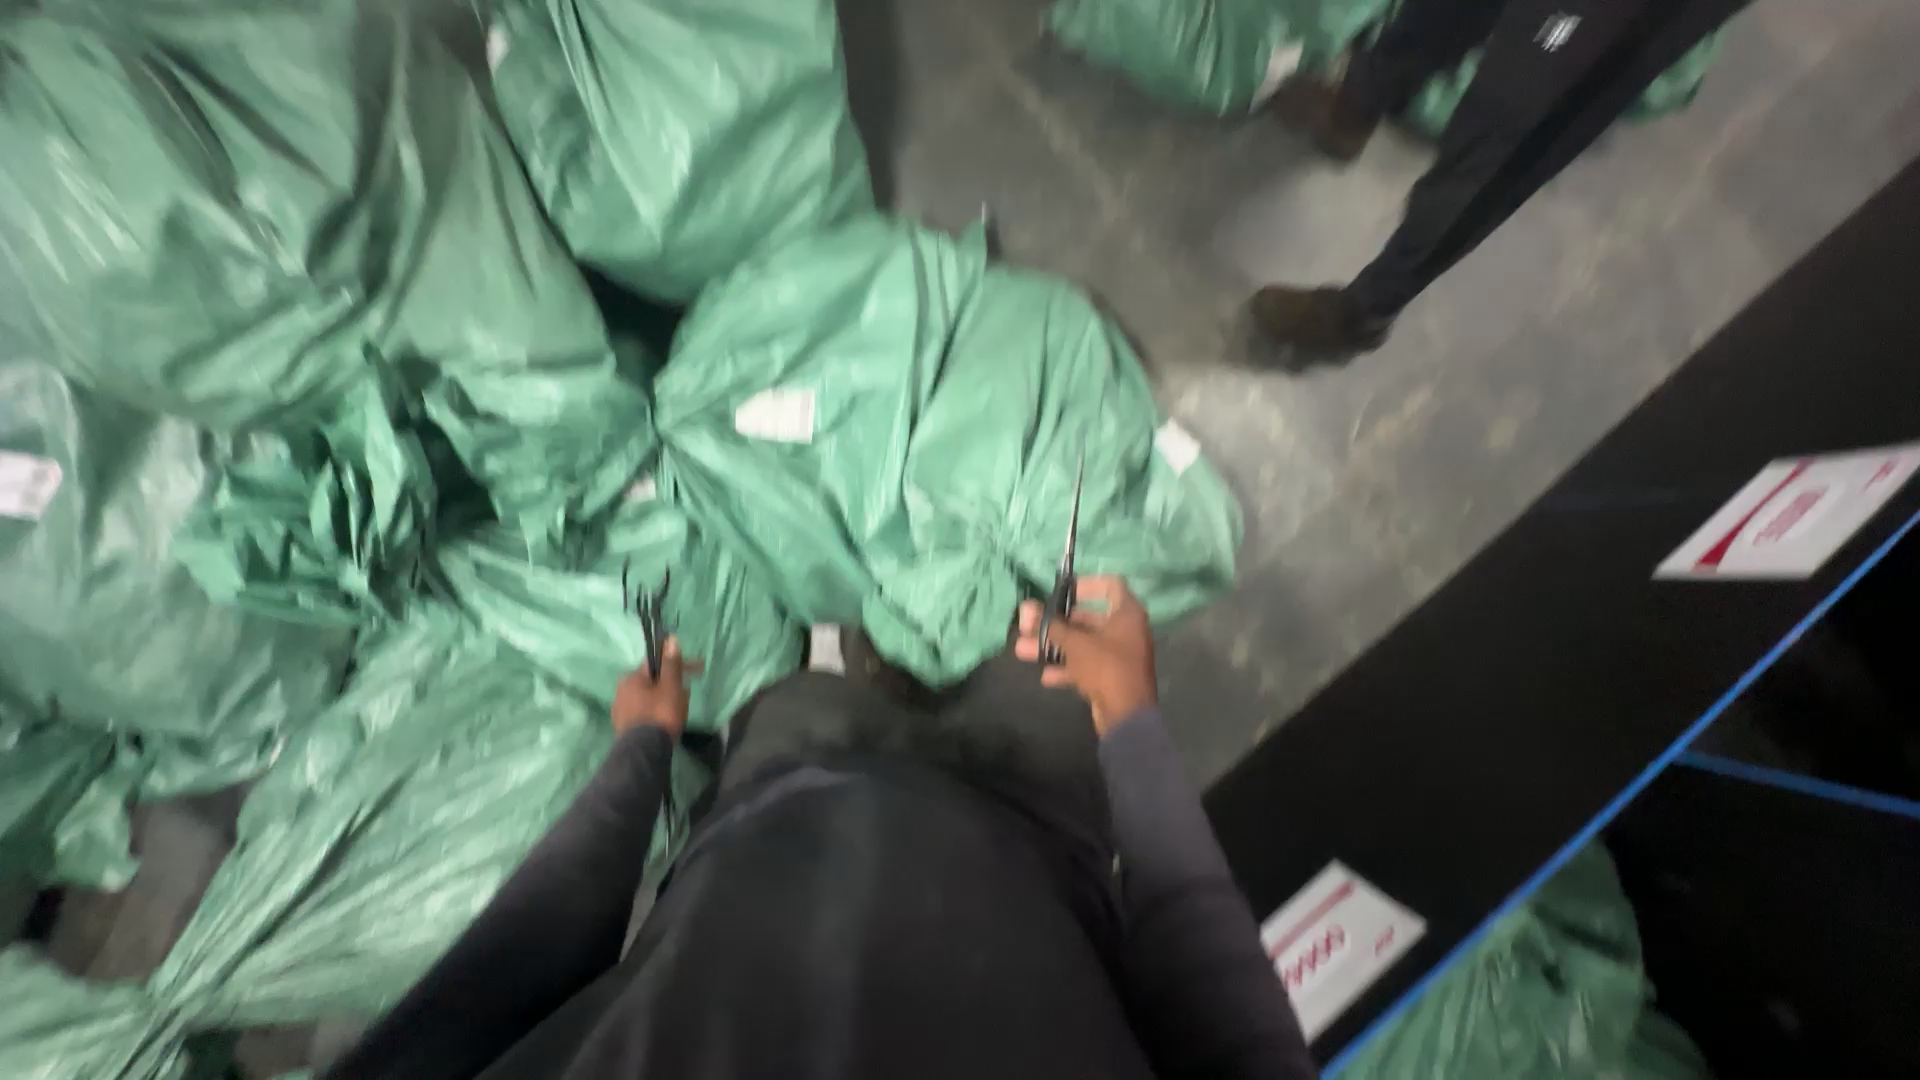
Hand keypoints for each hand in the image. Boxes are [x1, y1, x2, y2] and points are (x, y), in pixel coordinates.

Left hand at [611, 637, 700, 738]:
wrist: (644, 751)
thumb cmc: (660, 713)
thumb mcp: (671, 686)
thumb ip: (671, 663)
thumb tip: (670, 638)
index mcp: (631, 677)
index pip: (656, 663)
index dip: (677, 664)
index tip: (696, 670)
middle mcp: (621, 690)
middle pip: (653, 681)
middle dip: (671, 684)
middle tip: (687, 694)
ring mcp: (620, 709)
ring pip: (649, 697)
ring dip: (665, 698)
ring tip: (680, 710)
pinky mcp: (623, 726)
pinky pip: (644, 711)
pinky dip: (656, 711)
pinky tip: (666, 721)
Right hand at [1014, 575, 1156, 735]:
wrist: (1127, 717)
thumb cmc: (1105, 667)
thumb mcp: (1075, 643)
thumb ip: (1050, 625)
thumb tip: (1025, 608)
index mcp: (1127, 614)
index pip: (1110, 585)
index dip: (1086, 585)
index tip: (1062, 592)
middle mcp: (1125, 631)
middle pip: (1087, 618)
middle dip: (1055, 623)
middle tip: (1027, 626)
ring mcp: (1118, 656)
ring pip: (1081, 644)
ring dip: (1053, 646)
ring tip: (1022, 650)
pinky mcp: (1110, 678)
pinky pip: (1085, 666)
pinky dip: (1066, 668)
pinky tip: (1045, 676)